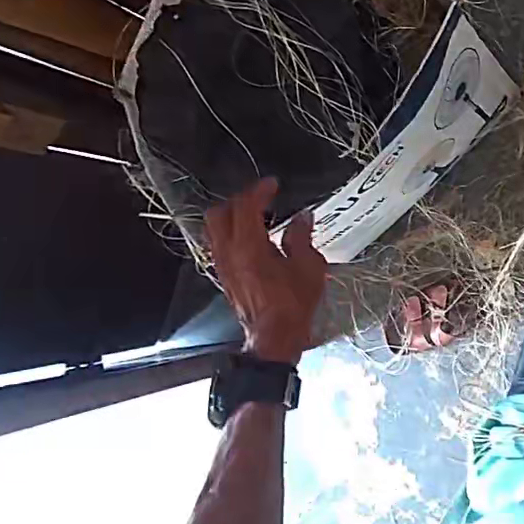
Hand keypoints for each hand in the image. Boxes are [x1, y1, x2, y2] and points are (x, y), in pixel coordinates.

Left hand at [205, 178, 326, 364]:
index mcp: (248, 247)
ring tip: (256, 217)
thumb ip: (301, 236)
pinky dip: (231, 234)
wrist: (275, 338)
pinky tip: (252, 240)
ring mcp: (222, 266)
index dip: (258, 191)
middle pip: (219, 214)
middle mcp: (228, 254)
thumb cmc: (293, 304)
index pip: (245, 207)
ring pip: (214, 230)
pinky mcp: (224, 277)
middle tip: (261, 199)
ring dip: (231, 217)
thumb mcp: (308, 266)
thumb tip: (302, 218)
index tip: (272, 185)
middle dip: (239, 201)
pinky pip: (219, 245)